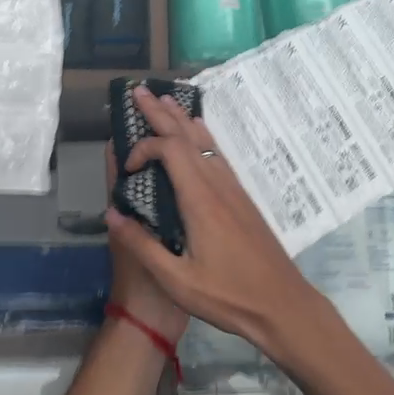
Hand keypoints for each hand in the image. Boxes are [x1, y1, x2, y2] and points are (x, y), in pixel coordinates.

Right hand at [104, 86, 325, 353]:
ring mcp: (232, 186)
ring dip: (180, 119)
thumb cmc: (229, 295)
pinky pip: (216, 152)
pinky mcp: (241, 196)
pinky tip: (198, 133)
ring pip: (204, 140)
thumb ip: (142, 246)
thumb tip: (111, 214)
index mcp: (199, 198)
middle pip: (186, 134)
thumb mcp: (177, 281)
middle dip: (160, 111)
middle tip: (138, 90)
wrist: (282, 304)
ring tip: (164, 100)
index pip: (169, 149)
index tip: (127, 168)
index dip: (144, 147)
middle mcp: (216, 182)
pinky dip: (200, 135)